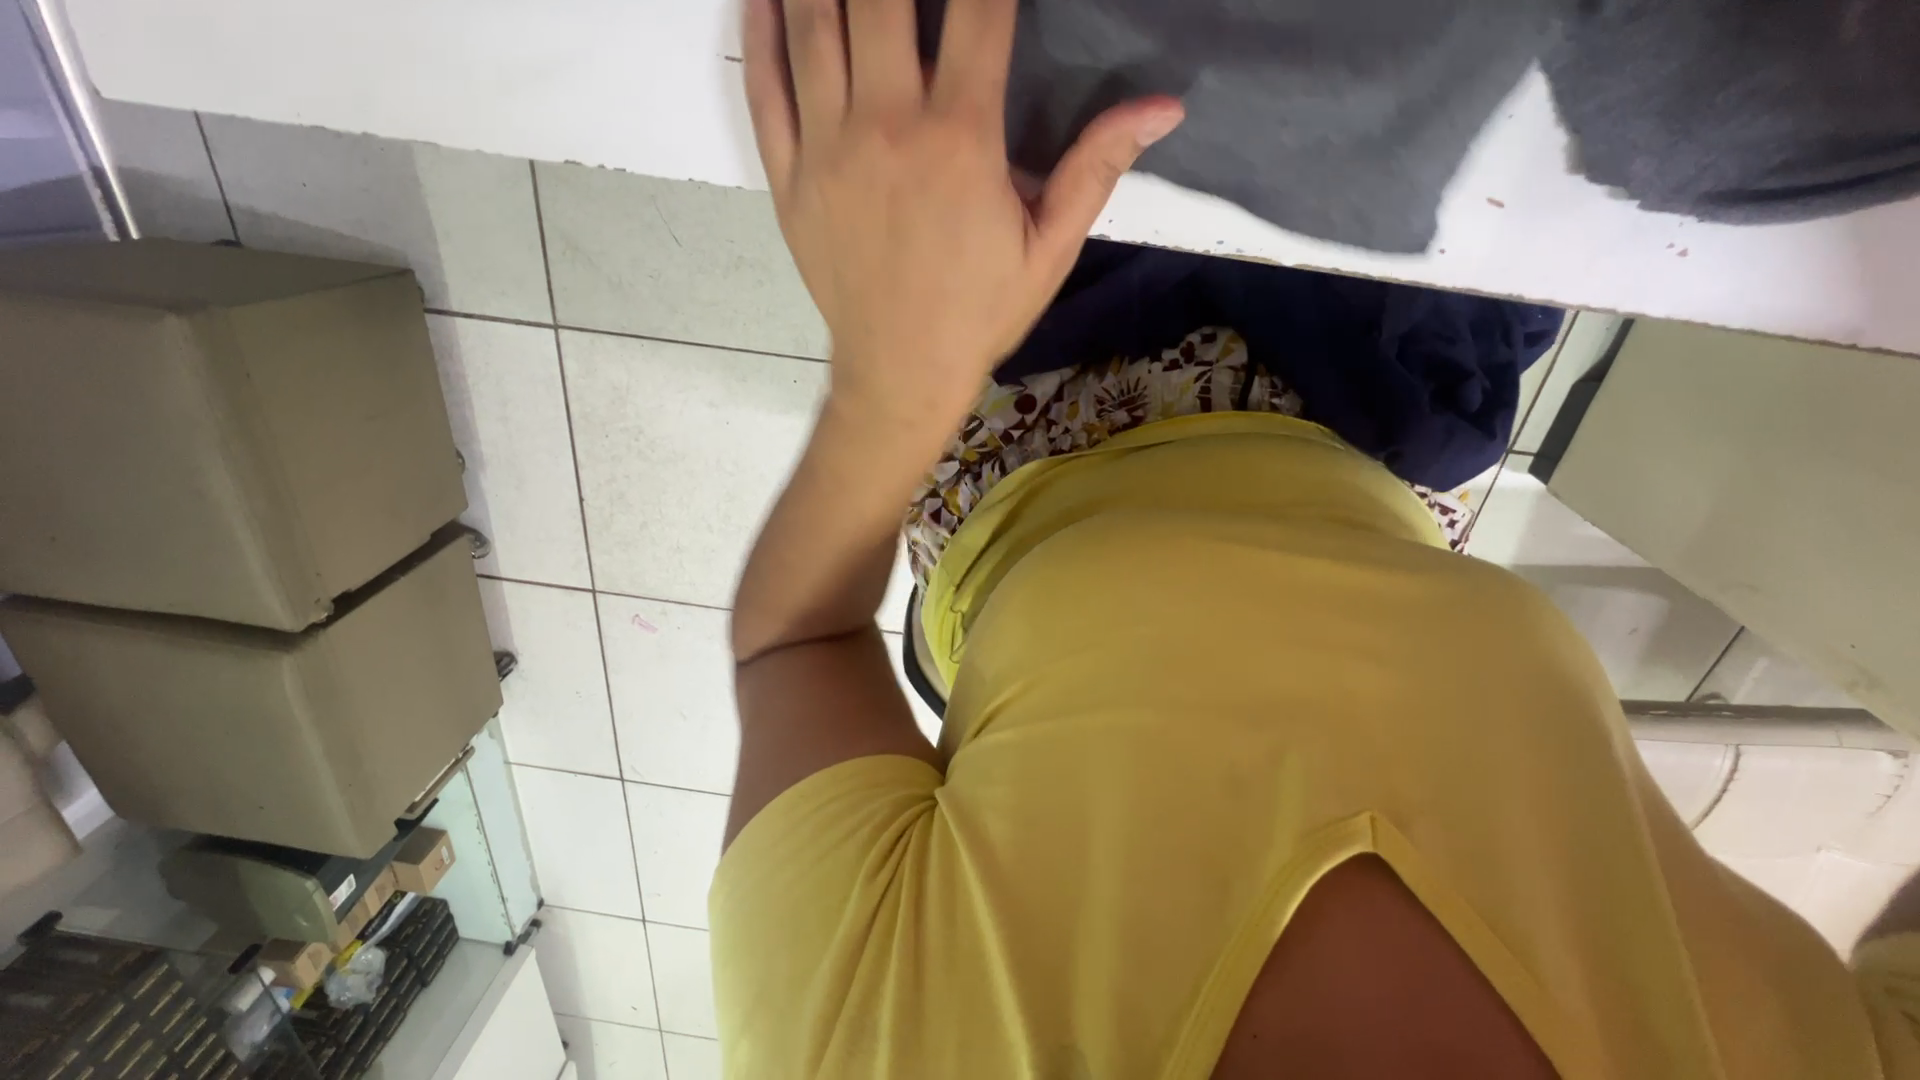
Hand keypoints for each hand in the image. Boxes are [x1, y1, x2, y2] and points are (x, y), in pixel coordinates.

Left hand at [743, 0, 1182, 429]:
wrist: (900, 375)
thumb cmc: (979, 315)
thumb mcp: (1050, 250)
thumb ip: (1097, 168)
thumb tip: (1166, 107)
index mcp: (961, 138)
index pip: (976, 9)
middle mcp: (887, 127)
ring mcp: (827, 150)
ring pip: (814, 24)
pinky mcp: (788, 179)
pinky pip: (765, 87)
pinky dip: (762, 29)